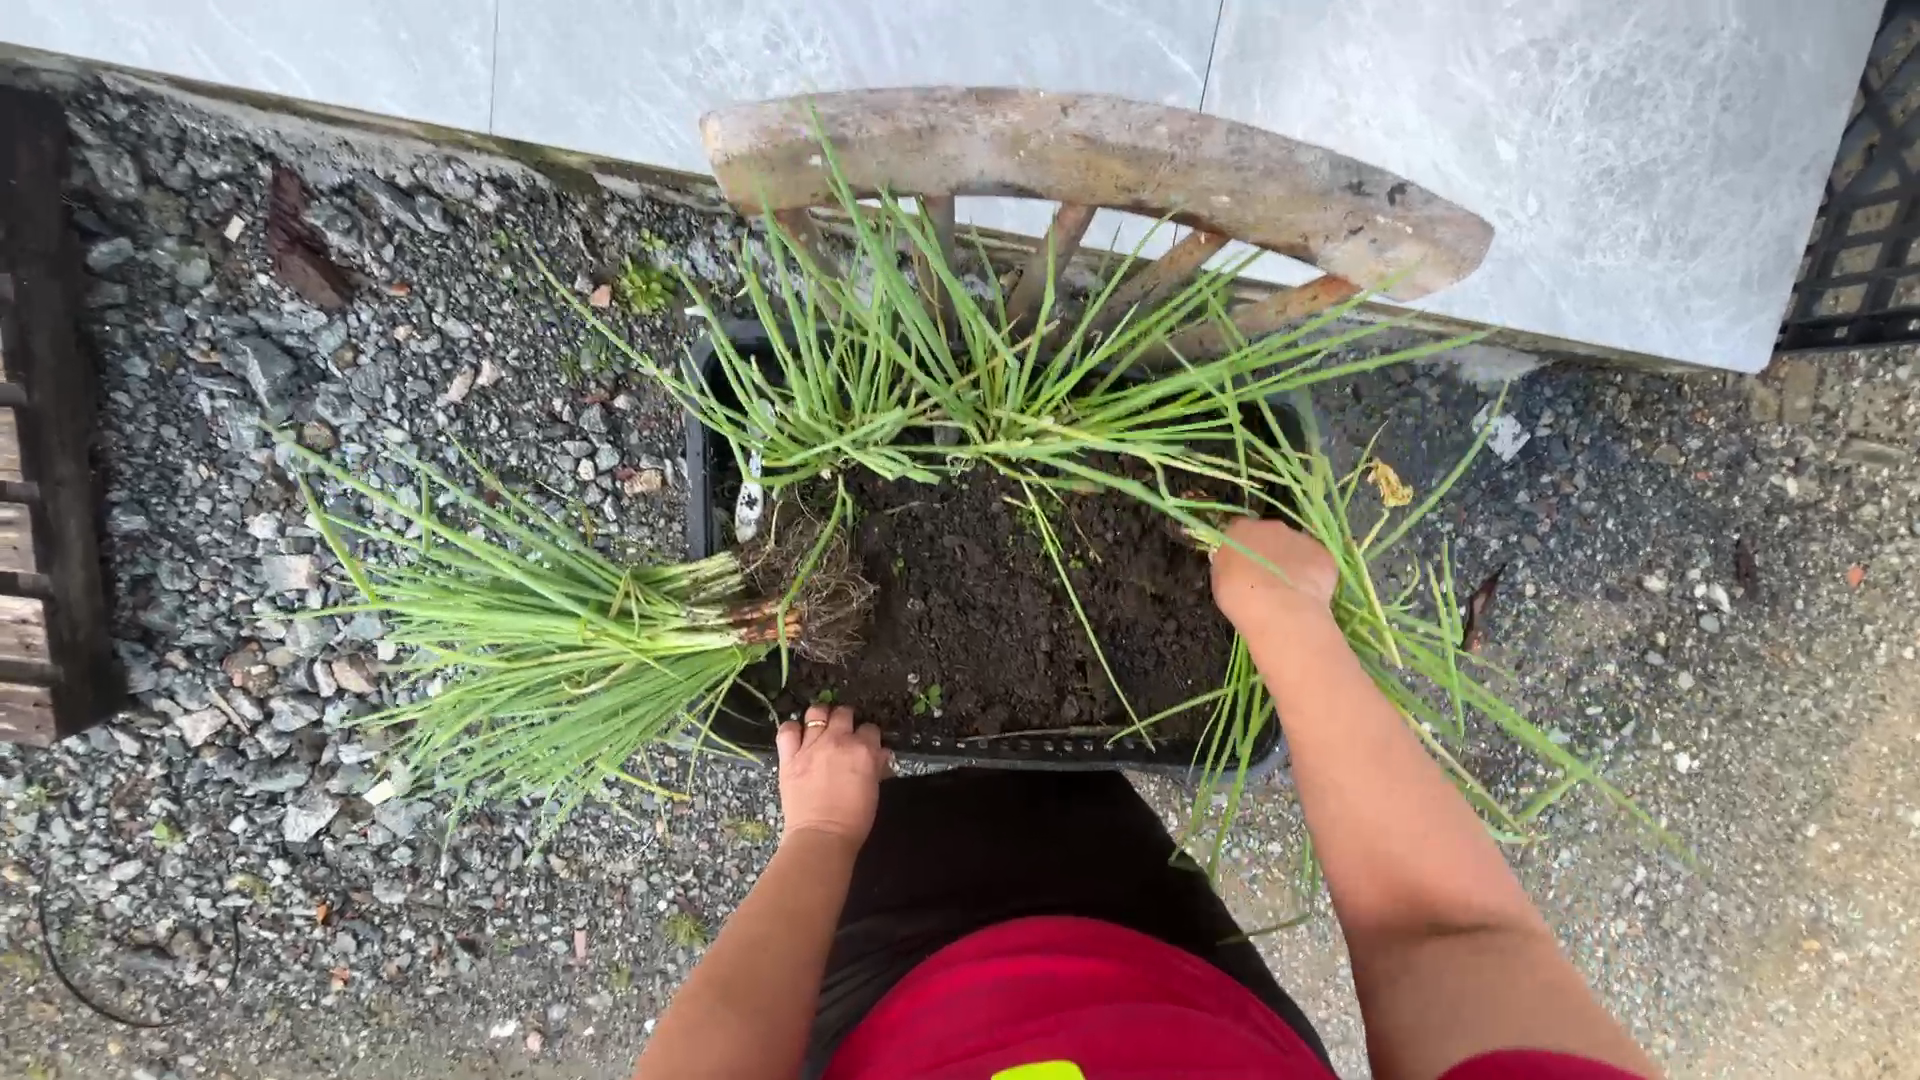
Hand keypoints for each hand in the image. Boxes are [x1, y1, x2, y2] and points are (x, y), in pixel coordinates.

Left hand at [774, 704, 889, 847]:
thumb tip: (881, 753)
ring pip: (816, 713)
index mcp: (863, 749)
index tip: (866, 744)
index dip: (869, 736)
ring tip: (821, 726)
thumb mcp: (873, 789)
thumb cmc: (854, 819)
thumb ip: (876, 766)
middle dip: (846, 719)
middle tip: (844, 733)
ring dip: (821, 716)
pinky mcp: (790, 757)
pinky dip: (792, 729)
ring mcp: (811, 746)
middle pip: (844, 713)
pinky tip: (797, 736)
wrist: (822, 836)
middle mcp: (838, 741)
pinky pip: (787, 730)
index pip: (870, 728)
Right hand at [1211, 516, 1339, 634]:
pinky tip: (1308, 593)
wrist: (1278, 608)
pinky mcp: (1324, 553)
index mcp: (1241, 529)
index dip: (1244, 548)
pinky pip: (1316, 561)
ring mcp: (1301, 538)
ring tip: (1290, 589)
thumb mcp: (1220, 578)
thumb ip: (1230, 563)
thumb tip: (1239, 563)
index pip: (1241, 531)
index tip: (1244, 565)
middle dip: (1270, 552)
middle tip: (1267, 578)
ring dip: (1293, 562)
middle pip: (1271, 535)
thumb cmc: (1238, 596)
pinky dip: (1313, 574)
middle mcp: (1272, 526)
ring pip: (1296, 547)